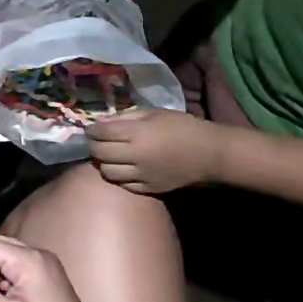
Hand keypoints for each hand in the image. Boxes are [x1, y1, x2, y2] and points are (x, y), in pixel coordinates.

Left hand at [88, 108, 227, 193]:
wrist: (210, 154)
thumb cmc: (183, 127)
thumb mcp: (154, 113)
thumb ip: (125, 117)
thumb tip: (101, 123)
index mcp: (137, 133)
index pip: (101, 133)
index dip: (92, 130)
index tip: (92, 129)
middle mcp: (135, 155)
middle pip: (99, 153)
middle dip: (94, 146)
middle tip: (97, 142)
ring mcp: (141, 175)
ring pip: (107, 172)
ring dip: (104, 163)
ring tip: (110, 156)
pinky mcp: (149, 188)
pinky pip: (124, 185)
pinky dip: (120, 177)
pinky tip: (125, 169)